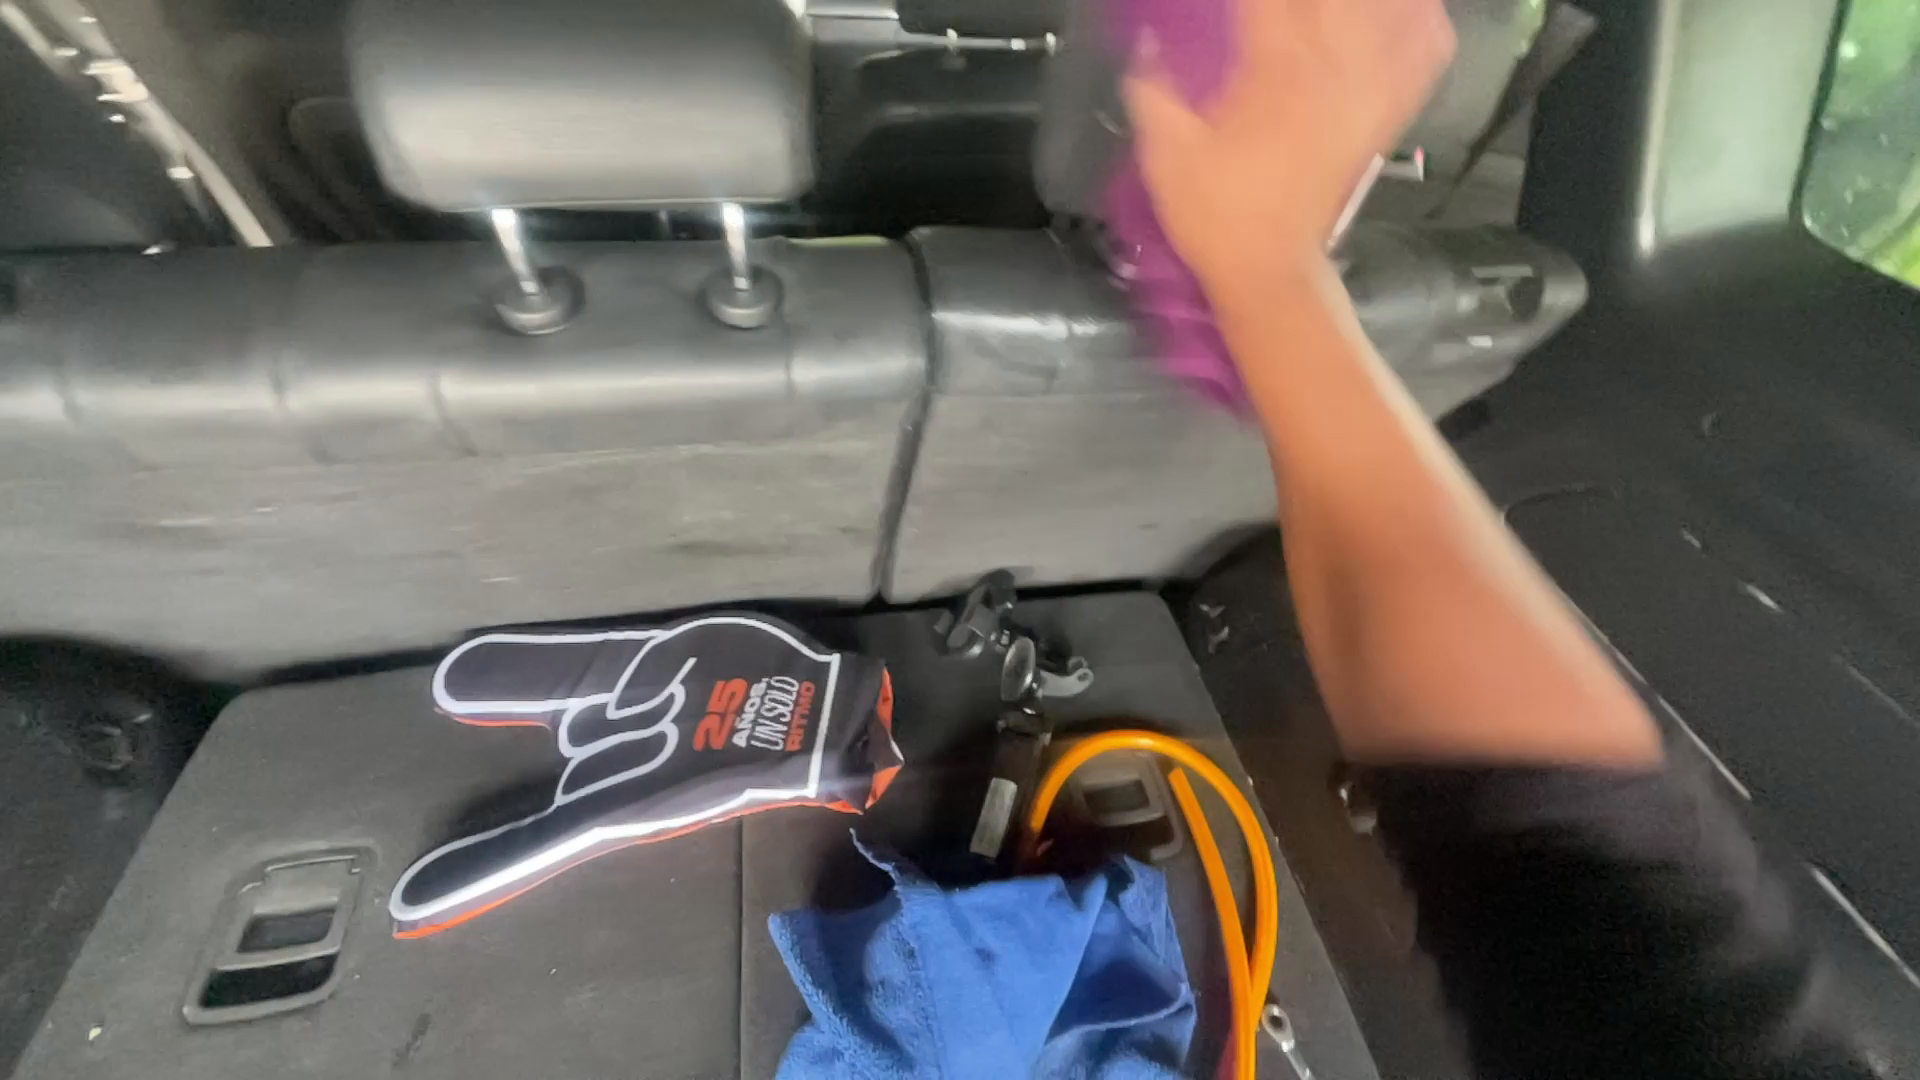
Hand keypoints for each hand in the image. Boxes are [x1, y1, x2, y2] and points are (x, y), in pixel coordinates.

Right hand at [1123, 0, 1455, 296]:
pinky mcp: (1386, 111)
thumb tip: (1145, 39)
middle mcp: (1334, 61)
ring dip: (1352, 3)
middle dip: (1291, 1)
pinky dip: (1417, 18)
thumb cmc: (1214, 216)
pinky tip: (1394, 15)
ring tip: (1314, 15)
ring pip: (1386, 4)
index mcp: (1276, 65)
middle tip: (1266, 14)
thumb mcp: (1166, 157)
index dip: (1244, 1)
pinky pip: (1425, 44)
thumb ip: (1153, 92)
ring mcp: (1369, 84)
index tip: (1223, 9)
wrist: (1267, 271)